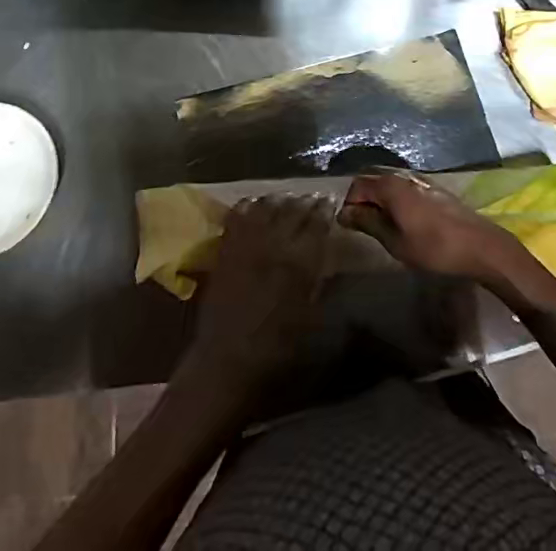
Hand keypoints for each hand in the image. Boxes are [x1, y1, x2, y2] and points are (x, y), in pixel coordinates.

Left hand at [181, 195, 333, 395]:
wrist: (227, 359)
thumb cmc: (277, 348)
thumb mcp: (311, 318)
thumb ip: (319, 284)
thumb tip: (327, 262)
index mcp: (300, 263)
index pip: (317, 225)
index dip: (324, 210)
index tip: (330, 200)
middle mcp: (274, 245)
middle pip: (292, 211)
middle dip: (304, 201)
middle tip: (312, 196)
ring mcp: (246, 244)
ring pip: (265, 207)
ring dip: (278, 200)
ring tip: (286, 197)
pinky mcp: (224, 249)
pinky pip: (236, 217)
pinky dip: (247, 206)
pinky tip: (253, 203)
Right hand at [339, 169, 528, 284]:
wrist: (481, 247)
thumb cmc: (433, 247)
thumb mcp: (394, 241)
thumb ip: (368, 222)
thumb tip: (344, 213)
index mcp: (390, 186)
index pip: (357, 185)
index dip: (349, 203)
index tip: (349, 225)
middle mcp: (404, 176)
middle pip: (373, 180)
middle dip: (363, 199)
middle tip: (363, 225)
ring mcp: (422, 181)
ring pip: (390, 184)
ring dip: (381, 200)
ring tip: (382, 225)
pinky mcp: (435, 190)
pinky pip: (406, 189)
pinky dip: (396, 201)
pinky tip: (403, 220)